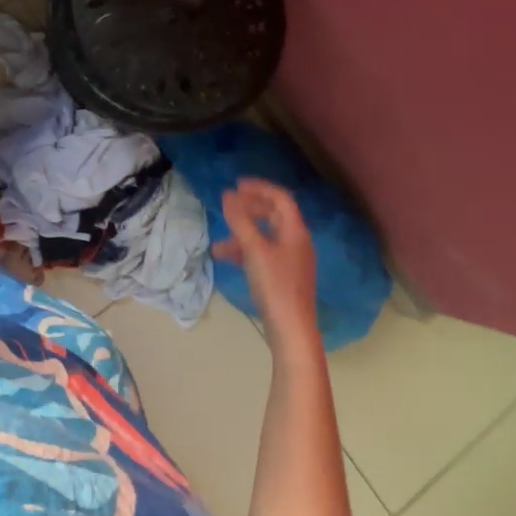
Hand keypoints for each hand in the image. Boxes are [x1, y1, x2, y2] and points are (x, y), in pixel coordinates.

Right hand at [214, 179, 319, 346]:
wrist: (292, 330)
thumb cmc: (275, 286)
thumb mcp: (254, 250)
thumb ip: (241, 221)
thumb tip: (228, 195)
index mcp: (296, 231)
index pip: (281, 198)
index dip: (259, 188)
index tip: (236, 185)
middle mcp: (297, 242)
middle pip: (274, 215)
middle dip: (250, 209)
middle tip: (229, 206)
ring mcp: (291, 261)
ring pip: (265, 236)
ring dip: (242, 234)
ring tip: (219, 243)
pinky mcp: (283, 277)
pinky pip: (263, 254)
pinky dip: (245, 251)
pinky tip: (226, 259)